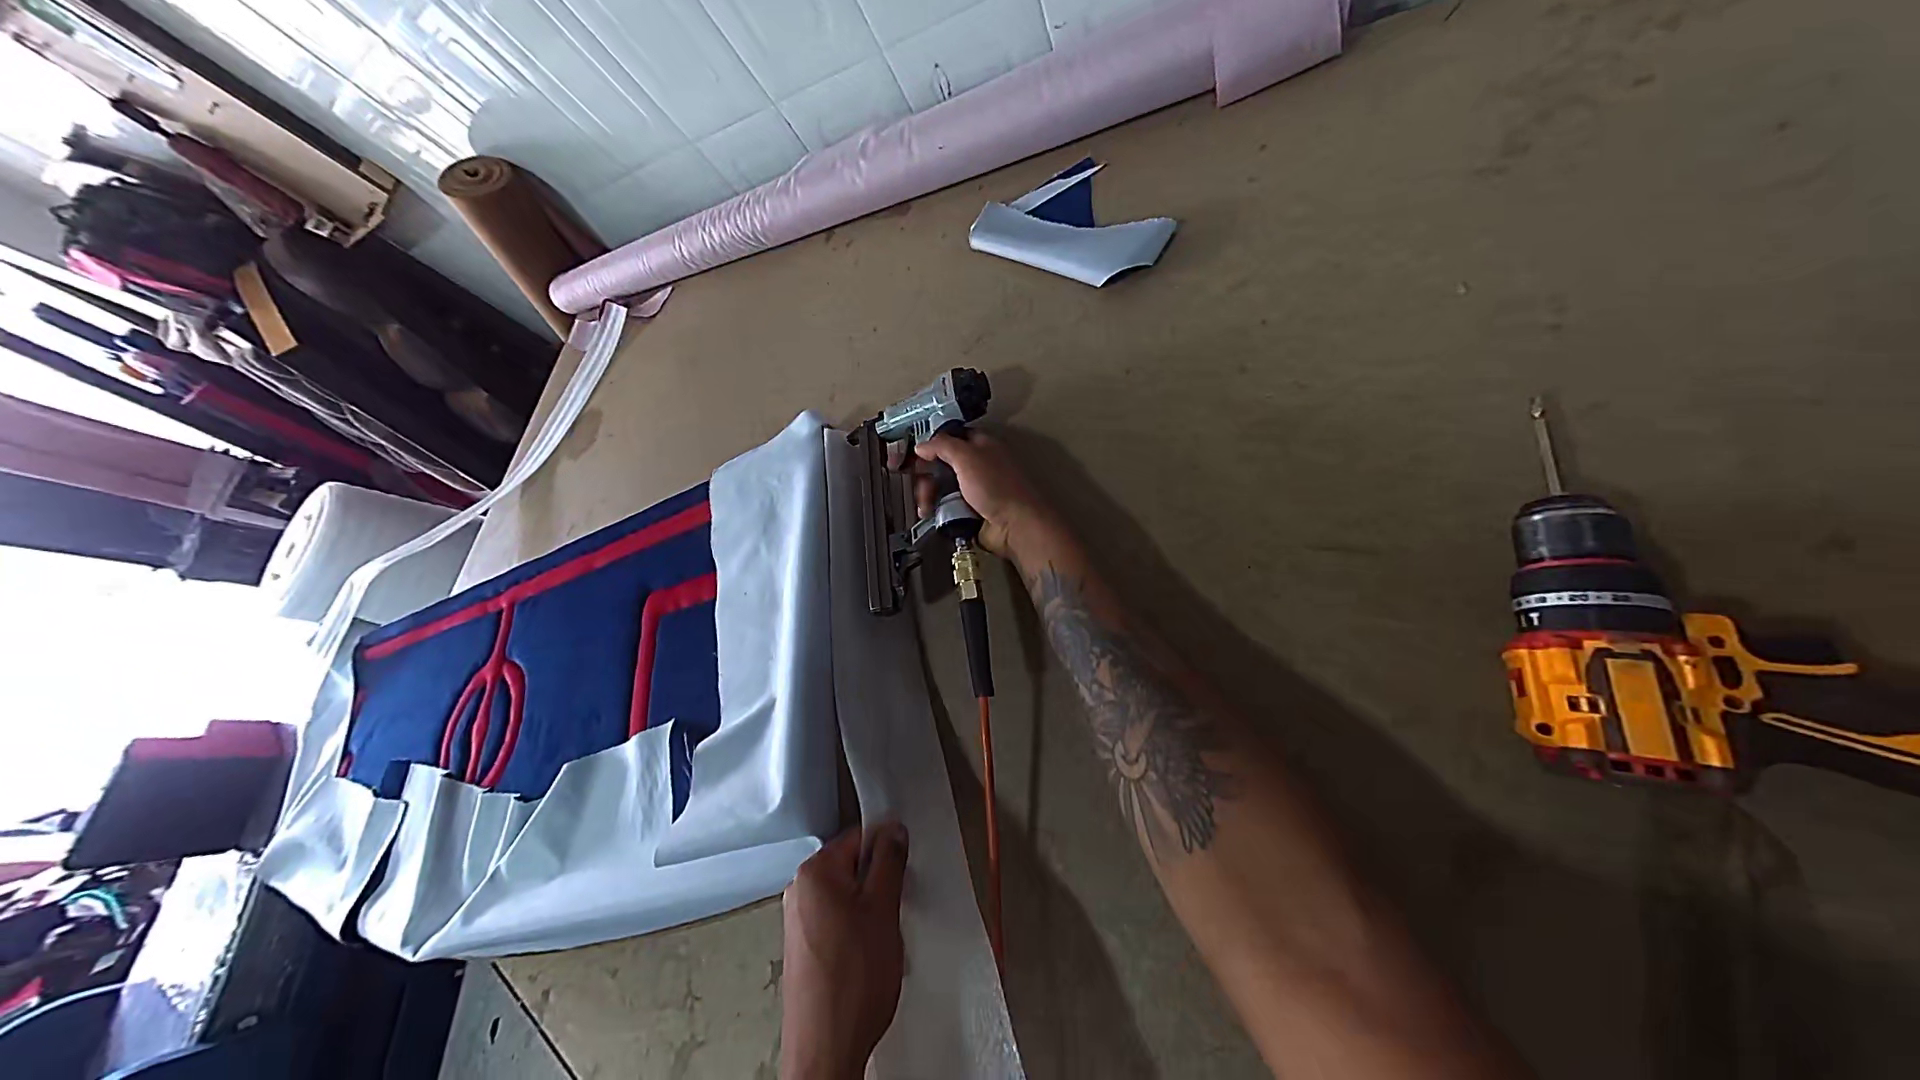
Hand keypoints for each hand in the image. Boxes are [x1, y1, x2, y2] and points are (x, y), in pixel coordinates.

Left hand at [780, 823, 908, 1079]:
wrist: (826, 1048)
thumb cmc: (851, 984)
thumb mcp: (884, 907)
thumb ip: (890, 861)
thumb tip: (892, 832)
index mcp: (814, 873)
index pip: (858, 836)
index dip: (886, 846)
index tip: (903, 862)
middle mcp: (800, 892)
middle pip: (851, 865)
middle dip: (878, 881)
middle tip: (895, 905)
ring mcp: (799, 922)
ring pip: (846, 895)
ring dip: (869, 908)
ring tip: (882, 937)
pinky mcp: (804, 948)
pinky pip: (837, 921)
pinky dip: (857, 930)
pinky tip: (869, 956)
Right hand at [913, 431, 1057, 559]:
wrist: (1016, 526)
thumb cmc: (999, 488)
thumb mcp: (967, 457)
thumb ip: (942, 445)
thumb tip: (923, 445)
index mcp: (980, 445)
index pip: (949, 438)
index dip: (931, 445)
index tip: (915, 456)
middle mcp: (977, 466)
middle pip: (941, 465)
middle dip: (926, 475)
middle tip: (922, 485)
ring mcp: (973, 490)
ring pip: (940, 488)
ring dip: (928, 495)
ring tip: (926, 506)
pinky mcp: (970, 510)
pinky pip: (945, 507)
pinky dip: (936, 510)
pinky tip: (931, 514)